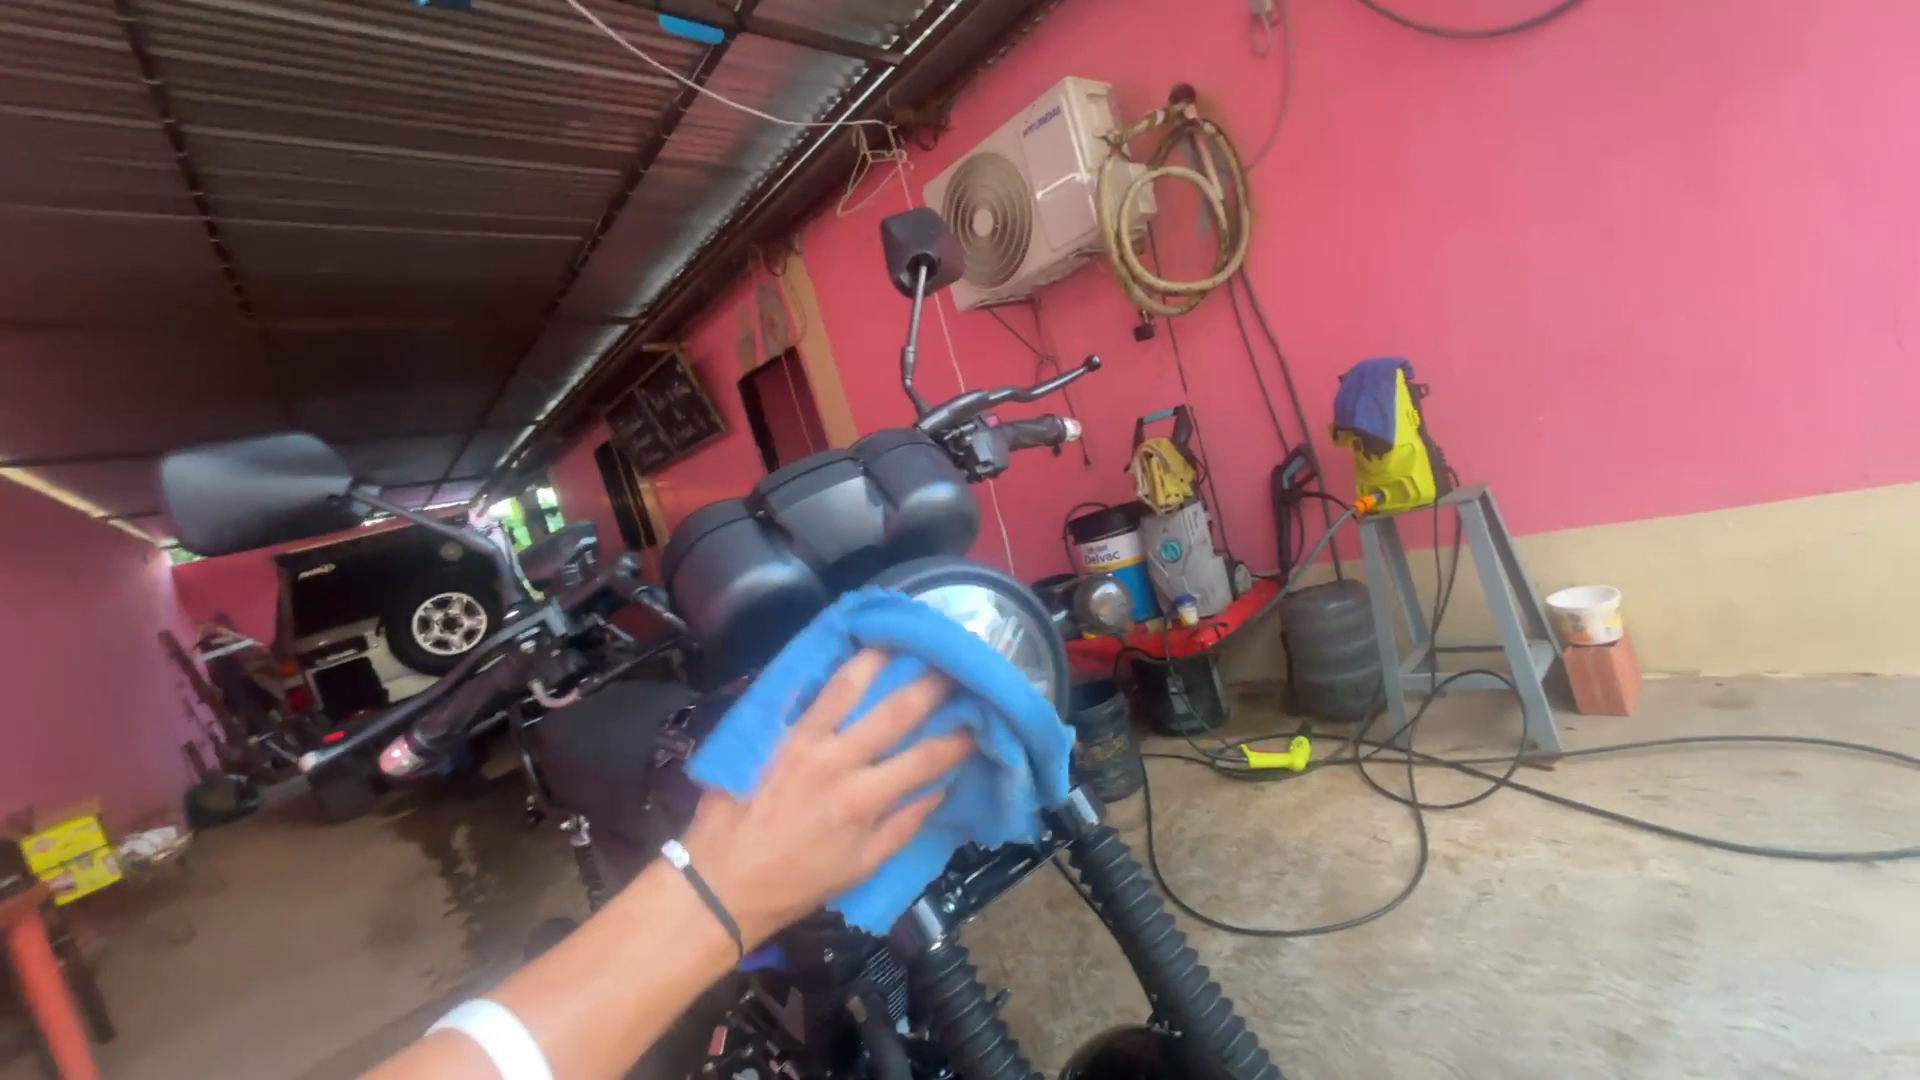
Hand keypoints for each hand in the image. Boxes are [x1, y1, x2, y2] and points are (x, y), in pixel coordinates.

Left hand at [679, 650, 970, 945]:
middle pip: (895, 711)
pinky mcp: (769, 732)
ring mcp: (800, 740)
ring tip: (899, 635)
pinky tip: (839, 644)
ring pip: (846, 685)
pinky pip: (798, 690)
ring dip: (877, 657)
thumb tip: (941, 789)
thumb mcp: (860, 866)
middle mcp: (837, 760)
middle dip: (931, 684)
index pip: (926, 758)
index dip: (960, 737)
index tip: (980, 720)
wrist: (719, 883)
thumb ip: (904, 825)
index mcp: (864, 799)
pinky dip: (821, 667)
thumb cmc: (796, 881)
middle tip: (953, 661)